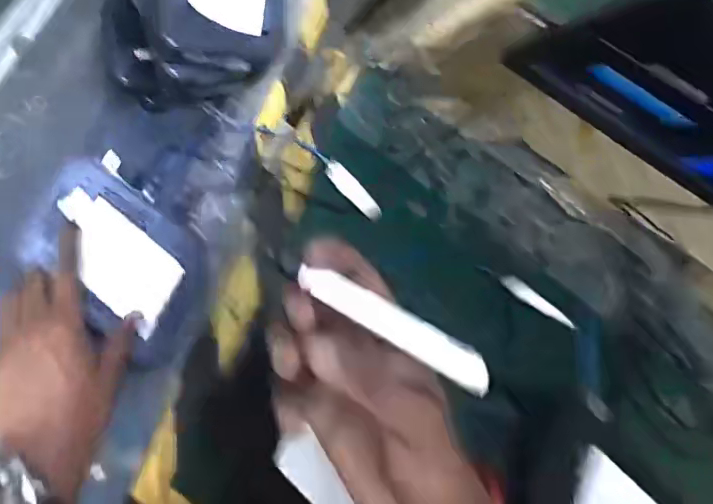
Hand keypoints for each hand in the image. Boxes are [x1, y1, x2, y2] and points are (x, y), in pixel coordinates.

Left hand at [0, 222, 137, 500]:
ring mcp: (8, 338)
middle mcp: (33, 321)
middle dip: (44, 273)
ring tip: (33, 300)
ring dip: (23, 289)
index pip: (65, 272)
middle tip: (55, 283)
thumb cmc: (78, 419)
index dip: (66, 244)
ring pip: (11, 294)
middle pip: (33, 278)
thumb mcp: (106, 385)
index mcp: (65, 324)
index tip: (67, 222)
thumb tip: (135, 313)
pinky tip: (19, 329)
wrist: (33, 459)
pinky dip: (9, 314)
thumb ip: (118, 345)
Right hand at [268, 239, 490, 503]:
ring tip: (290, 368)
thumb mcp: (413, 416)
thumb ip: (368, 378)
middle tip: (300, 318)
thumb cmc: (430, 458)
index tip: (310, 254)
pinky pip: (281, 385)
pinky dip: (281, 395)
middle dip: (300, 302)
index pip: (360, 283)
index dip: (336, 261)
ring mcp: (326, 374)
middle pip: (314, 303)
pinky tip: (293, 418)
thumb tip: (314, 345)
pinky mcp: (307, 405)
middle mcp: (349, 345)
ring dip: (283, 344)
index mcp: (384, 336)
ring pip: (290, 337)